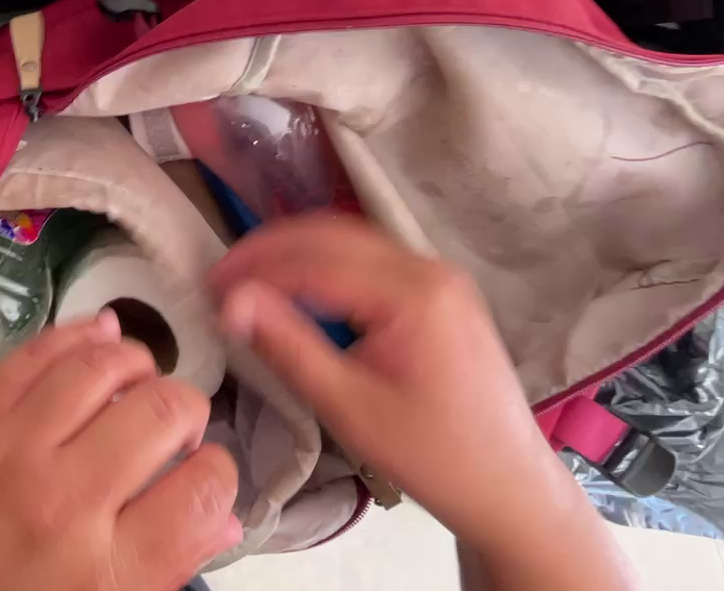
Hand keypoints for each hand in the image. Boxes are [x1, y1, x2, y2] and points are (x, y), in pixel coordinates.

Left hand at [0, 312, 243, 590]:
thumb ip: (164, 568)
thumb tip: (220, 515)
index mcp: (103, 570)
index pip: (200, 493)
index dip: (220, 473)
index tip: (206, 471)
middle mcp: (64, 498)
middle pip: (160, 414)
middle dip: (187, 409)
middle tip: (177, 423)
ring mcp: (14, 444)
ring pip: (102, 367)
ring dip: (139, 363)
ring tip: (144, 379)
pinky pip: (40, 351)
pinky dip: (81, 334)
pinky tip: (104, 336)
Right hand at [208, 215, 634, 588]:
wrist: (513, 489)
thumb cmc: (433, 455)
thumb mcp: (350, 408)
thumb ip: (287, 346)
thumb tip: (231, 302)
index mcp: (413, 294)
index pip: (314, 261)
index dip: (255, 270)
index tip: (210, 289)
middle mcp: (427, 267)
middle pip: (329, 234)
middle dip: (266, 249)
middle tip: (219, 275)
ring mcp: (435, 272)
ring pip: (345, 237)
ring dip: (290, 249)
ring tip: (245, 274)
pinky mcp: (434, 286)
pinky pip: (364, 254)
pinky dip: (319, 259)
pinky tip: (292, 280)